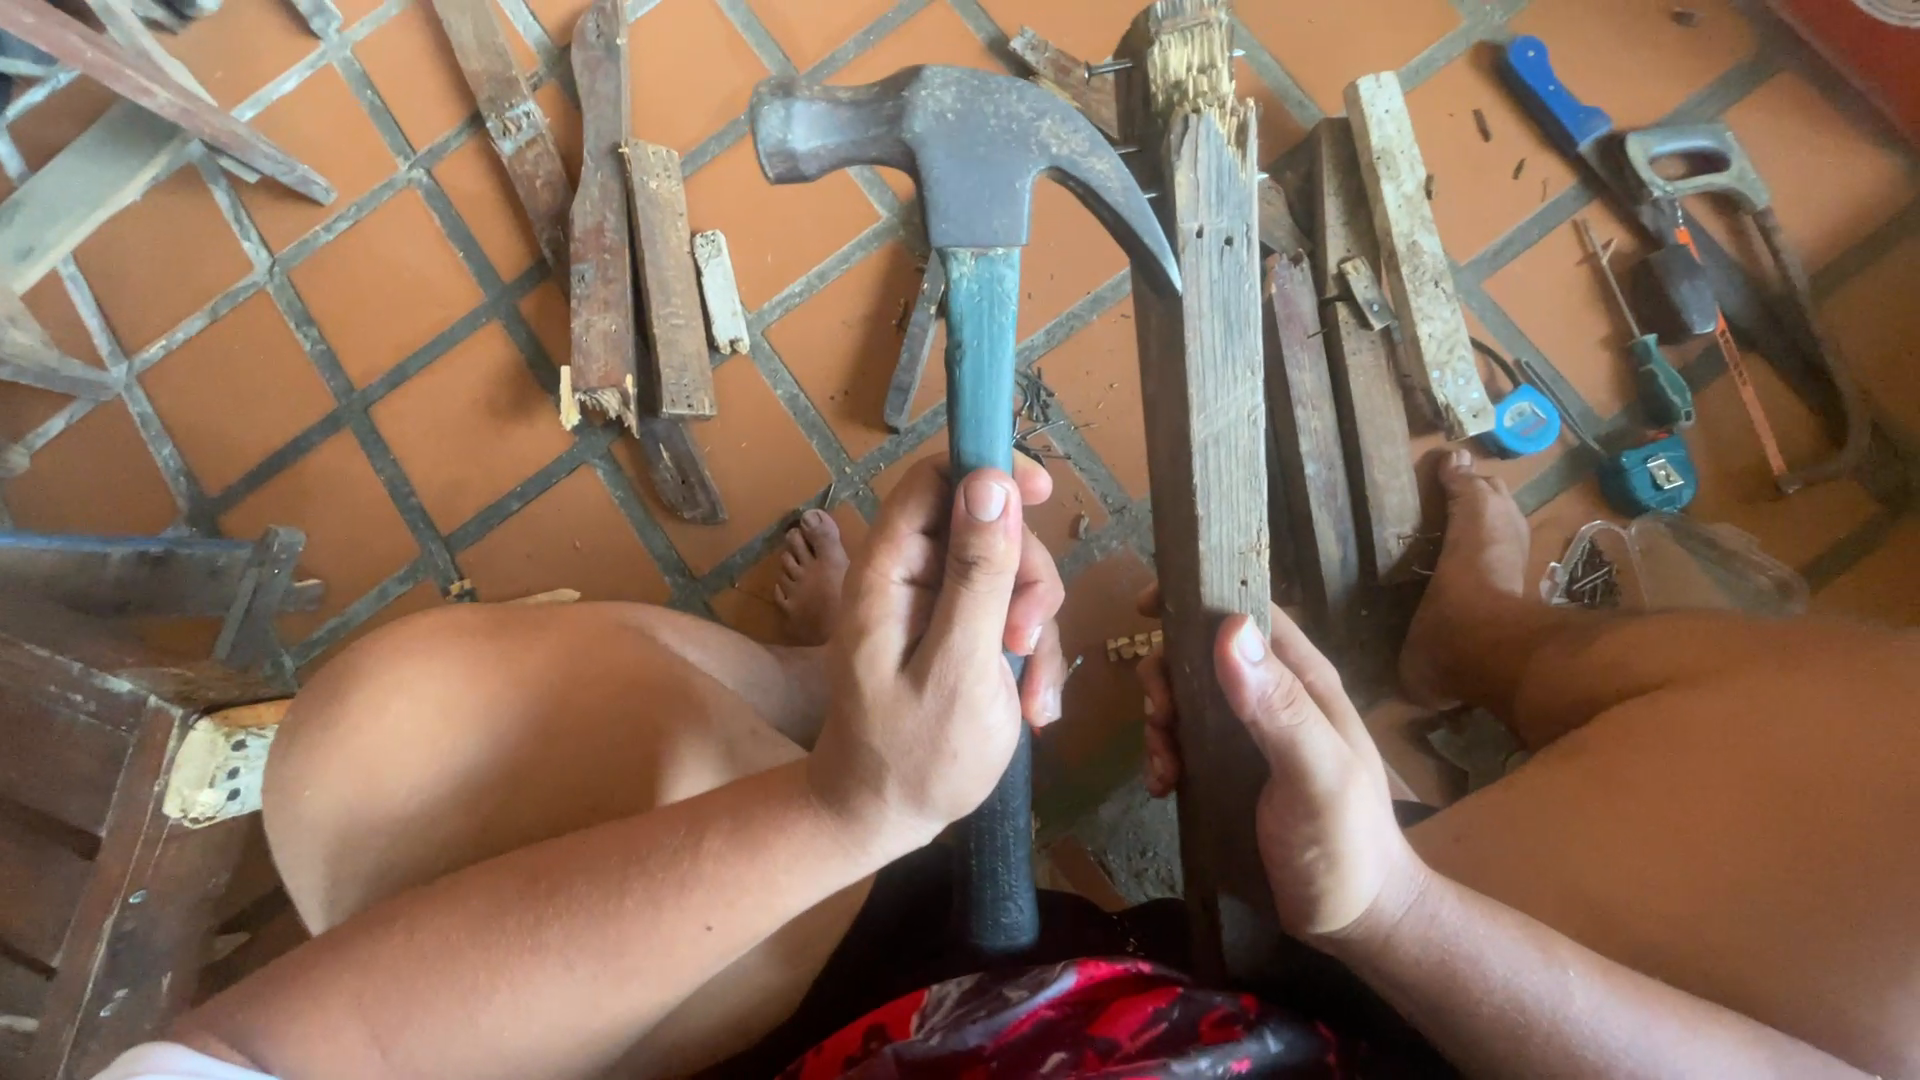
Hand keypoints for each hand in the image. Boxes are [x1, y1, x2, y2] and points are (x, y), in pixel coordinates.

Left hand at [808, 455, 1066, 853]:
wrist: (887, 817)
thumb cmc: (913, 755)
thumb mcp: (957, 667)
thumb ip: (976, 575)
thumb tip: (991, 480)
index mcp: (889, 572)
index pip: (932, 480)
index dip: (988, 471)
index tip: (1041, 492)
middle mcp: (912, 577)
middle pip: (986, 525)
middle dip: (1024, 575)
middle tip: (1028, 637)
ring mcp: (938, 605)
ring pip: (1009, 570)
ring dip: (1035, 623)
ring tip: (1030, 690)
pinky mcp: (962, 631)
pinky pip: (1011, 613)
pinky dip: (1032, 654)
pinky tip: (1032, 704)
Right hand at [1136, 590, 1425, 942]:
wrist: (1350, 921)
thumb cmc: (1345, 844)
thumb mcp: (1316, 774)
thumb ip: (1280, 706)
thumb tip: (1228, 630)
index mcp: (1302, 681)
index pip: (1248, 612)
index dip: (1198, 599)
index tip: (1145, 607)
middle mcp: (1270, 696)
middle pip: (1199, 652)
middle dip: (1166, 675)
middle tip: (1158, 715)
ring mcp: (1243, 733)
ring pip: (1182, 696)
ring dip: (1158, 721)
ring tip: (1162, 765)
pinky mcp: (1221, 768)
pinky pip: (1177, 742)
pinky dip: (1159, 756)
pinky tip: (1162, 786)